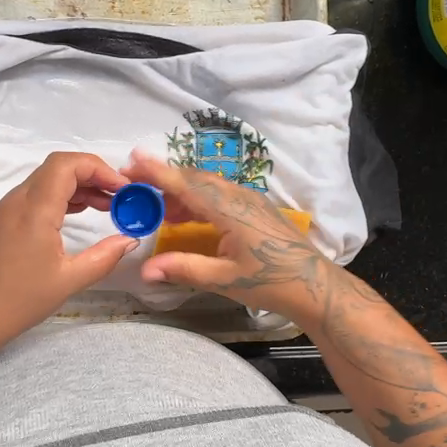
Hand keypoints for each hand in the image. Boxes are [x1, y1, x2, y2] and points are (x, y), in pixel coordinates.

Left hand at [0, 151, 136, 351]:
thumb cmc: (18, 301)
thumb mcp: (69, 281)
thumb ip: (104, 257)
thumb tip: (130, 239)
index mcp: (34, 209)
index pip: (67, 165)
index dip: (98, 168)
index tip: (123, 188)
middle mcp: (16, 200)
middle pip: (57, 168)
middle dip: (91, 175)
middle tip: (119, 197)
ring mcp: (4, 210)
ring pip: (44, 181)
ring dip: (76, 187)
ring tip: (105, 206)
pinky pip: (32, 196)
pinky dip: (58, 198)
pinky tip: (77, 216)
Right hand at [123, 151, 333, 326]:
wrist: (314, 286)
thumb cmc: (271, 283)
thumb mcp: (224, 279)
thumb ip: (184, 269)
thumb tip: (145, 270)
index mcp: (230, 210)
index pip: (187, 184)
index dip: (158, 172)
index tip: (132, 160)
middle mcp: (239, 197)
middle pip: (195, 179)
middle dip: (163, 178)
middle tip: (133, 181)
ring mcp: (249, 200)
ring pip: (207, 186)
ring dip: (178, 190)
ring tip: (153, 204)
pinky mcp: (254, 209)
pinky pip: (218, 194)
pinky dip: (195, 199)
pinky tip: (183, 215)